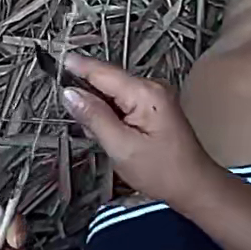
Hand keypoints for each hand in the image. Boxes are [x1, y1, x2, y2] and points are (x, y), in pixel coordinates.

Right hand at [60, 53, 225, 203]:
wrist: (195, 187)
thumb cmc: (163, 171)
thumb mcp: (121, 147)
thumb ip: (93, 117)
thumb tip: (70, 93)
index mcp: (145, 93)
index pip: (102, 72)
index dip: (76, 67)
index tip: (54, 62)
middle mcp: (151, 87)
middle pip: (106, 79)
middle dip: (86, 95)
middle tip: (76, 117)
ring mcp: (154, 95)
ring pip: (111, 91)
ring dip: (97, 106)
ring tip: (98, 133)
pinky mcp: (153, 105)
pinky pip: (121, 101)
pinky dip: (109, 113)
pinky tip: (110, 133)